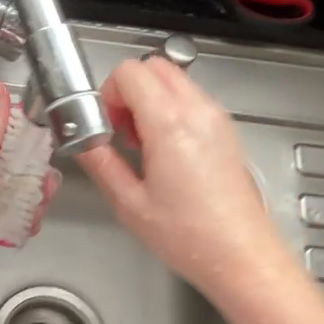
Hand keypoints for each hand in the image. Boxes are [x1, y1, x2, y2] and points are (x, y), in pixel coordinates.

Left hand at [0, 81, 59, 288]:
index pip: (13, 136)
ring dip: (35, 202)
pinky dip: (26, 222)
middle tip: (39, 188)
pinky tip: (23, 226)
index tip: (42, 152)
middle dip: (39, 178)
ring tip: (30, 211)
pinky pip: (20, 218)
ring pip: (26, 194)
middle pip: (25, 168)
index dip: (33, 142)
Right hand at [75, 56, 285, 301]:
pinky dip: (170, 111)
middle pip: (154, 67)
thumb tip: (83, 143)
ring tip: (140, 145)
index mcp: (170, 124)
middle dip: (129, 91)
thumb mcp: (129, 203)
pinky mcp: (226, 132)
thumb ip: (100, 163)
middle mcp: (198, 111)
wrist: (241, 256)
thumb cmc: (190, 235)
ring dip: (149, 101)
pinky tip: (162, 153)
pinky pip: (192, 101)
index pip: (131, 72)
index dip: (109, 92)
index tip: (103, 122)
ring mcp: (217, 119)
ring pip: (175, 82)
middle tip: (118, 130)